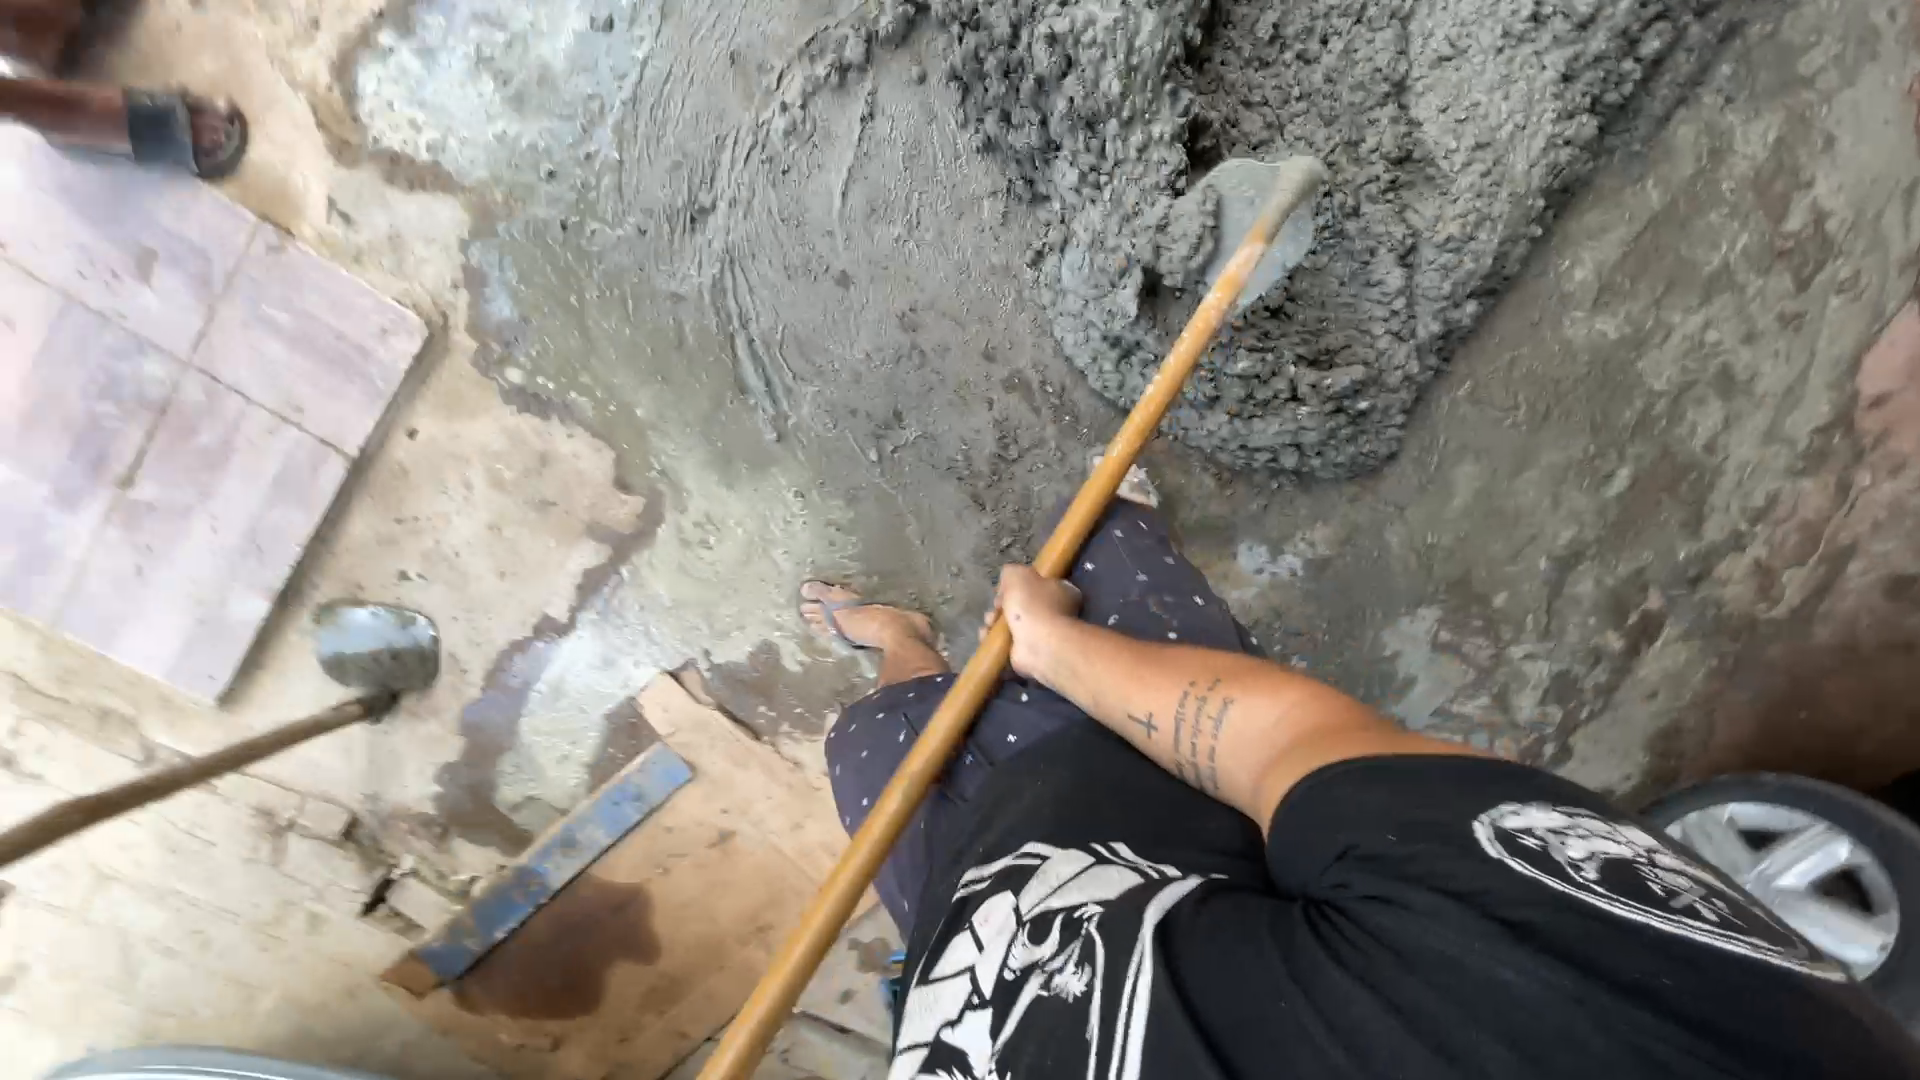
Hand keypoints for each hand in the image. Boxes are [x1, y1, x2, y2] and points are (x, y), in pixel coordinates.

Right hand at [986, 564, 1080, 677]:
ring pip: (1010, 624)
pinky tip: (986, 635)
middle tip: (996, 608)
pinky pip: (1005, 643)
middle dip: (1001, 606)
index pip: (1036, 584)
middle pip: (1020, 605)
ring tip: (989, 624)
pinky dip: (993, 639)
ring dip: (994, 623)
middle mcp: (1055, 612)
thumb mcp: (1017, 574)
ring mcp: (1042, 635)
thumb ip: (1011, 572)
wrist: (1037, 643)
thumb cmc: (1032, 604)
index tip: (1003, 590)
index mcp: (1061, 591)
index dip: (1016, 586)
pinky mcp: (1028, 652)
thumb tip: (1007, 583)